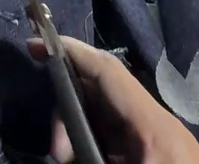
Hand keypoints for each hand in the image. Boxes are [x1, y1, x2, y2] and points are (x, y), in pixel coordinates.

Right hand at [33, 37, 198, 163]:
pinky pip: (120, 138)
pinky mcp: (160, 157)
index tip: (37, 46)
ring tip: (66, 157)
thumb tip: (60, 153)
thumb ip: (89, 152)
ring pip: (109, 117)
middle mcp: (158, 127)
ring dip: (80, 131)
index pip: (108, 72)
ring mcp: (162, 143)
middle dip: (69, 111)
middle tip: (57, 151)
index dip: (71, 53)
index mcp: (153, 129)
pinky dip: (97, 143)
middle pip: (103, 93)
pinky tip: (81, 156)